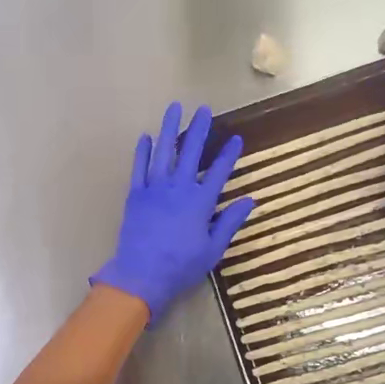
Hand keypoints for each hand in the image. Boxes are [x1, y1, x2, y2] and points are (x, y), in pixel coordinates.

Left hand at [90, 103, 255, 321]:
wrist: (141, 275)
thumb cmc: (181, 267)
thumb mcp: (213, 249)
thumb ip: (229, 222)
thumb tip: (249, 200)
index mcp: (201, 202)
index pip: (219, 172)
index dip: (229, 155)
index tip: (236, 138)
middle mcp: (178, 188)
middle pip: (191, 153)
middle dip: (199, 130)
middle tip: (204, 110)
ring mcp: (154, 189)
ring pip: (163, 152)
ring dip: (170, 129)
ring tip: (175, 108)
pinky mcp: (134, 196)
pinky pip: (139, 168)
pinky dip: (143, 152)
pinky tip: (146, 137)